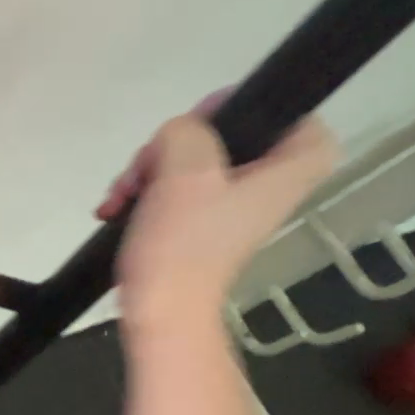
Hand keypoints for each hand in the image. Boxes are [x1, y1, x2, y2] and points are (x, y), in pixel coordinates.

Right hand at [97, 96, 337, 338]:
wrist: (161, 311)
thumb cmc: (181, 244)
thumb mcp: (183, 172)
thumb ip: (183, 131)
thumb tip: (174, 135)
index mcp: (299, 158)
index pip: (268, 103)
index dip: (215, 113)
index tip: (174, 138)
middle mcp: (279, 176)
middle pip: (217, 135)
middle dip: (164, 153)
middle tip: (136, 177)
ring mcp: (239, 202)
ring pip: (189, 162)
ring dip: (144, 177)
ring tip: (117, 200)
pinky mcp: (207, 223)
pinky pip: (176, 190)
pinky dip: (143, 197)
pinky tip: (115, 210)